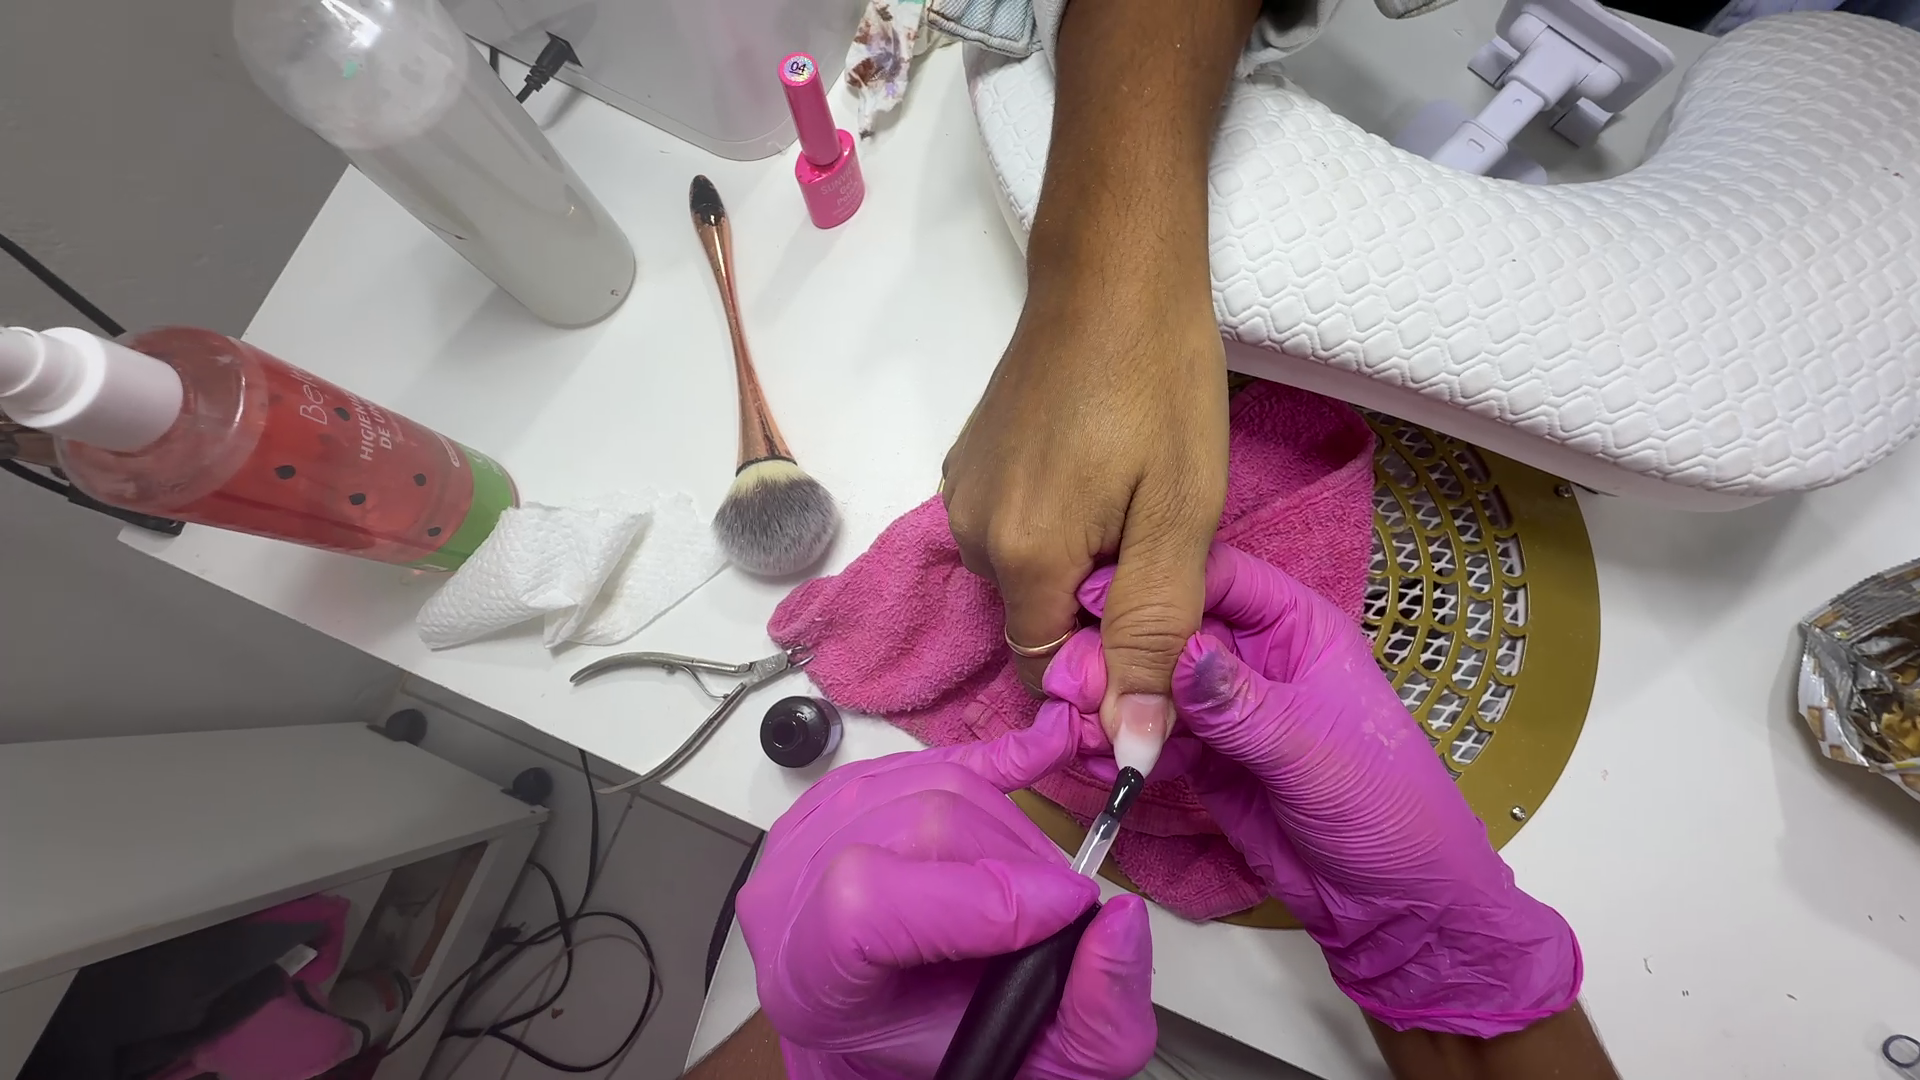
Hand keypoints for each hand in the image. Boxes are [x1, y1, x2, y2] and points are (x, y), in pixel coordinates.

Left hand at [737, 706, 1156, 1079]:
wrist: (879, 1010)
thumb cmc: (930, 1039)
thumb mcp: (1020, 1065)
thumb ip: (1091, 1022)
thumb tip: (1118, 923)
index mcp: (807, 969)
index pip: (866, 901)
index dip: (981, 898)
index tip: (1062, 911)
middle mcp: (794, 882)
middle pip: (919, 825)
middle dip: (1018, 861)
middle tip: (1063, 904)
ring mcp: (821, 818)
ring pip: (938, 781)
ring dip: (1014, 826)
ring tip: (1040, 877)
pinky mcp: (858, 781)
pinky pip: (938, 753)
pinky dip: (1003, 754)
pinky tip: (1047, 747)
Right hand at [942, 279, 1228, 752]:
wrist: (1110, 275)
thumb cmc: (1160, 386)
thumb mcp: (1180, 515)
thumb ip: (1153, 635)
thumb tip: (1132, 747)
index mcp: (1019, 555)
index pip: (1045, 670)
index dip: (1103, 669)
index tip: (1154, 626)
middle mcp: (970, 532)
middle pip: (1034, 620)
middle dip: (1094, 608)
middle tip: (1152, 544)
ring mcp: (959, 493)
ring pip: (1021, 575)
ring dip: (1071, 564)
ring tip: (1120, 500)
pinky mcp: (964, 464)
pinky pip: (1005, 530)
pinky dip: (1046, 528)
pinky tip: (1084, 473)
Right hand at [1087, 545, 1581, 1037]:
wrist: (1386, 907)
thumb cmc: (1383, 811)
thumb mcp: (1312, 751)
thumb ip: (1241, 704)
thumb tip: (1177, 652)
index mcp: (1291, 625)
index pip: (1217, 576)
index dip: (1160, 584)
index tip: (1098, 598)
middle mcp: (1246, 651)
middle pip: (1167, 627)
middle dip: (1118, 650)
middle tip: (1072, 679)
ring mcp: (1216, 701)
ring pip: (1147, 680)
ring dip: (1108, 699)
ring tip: (1074, 724)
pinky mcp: (1194, 747)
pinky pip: (1144, 731)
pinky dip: (1116, 742)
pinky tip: (1093, 757)